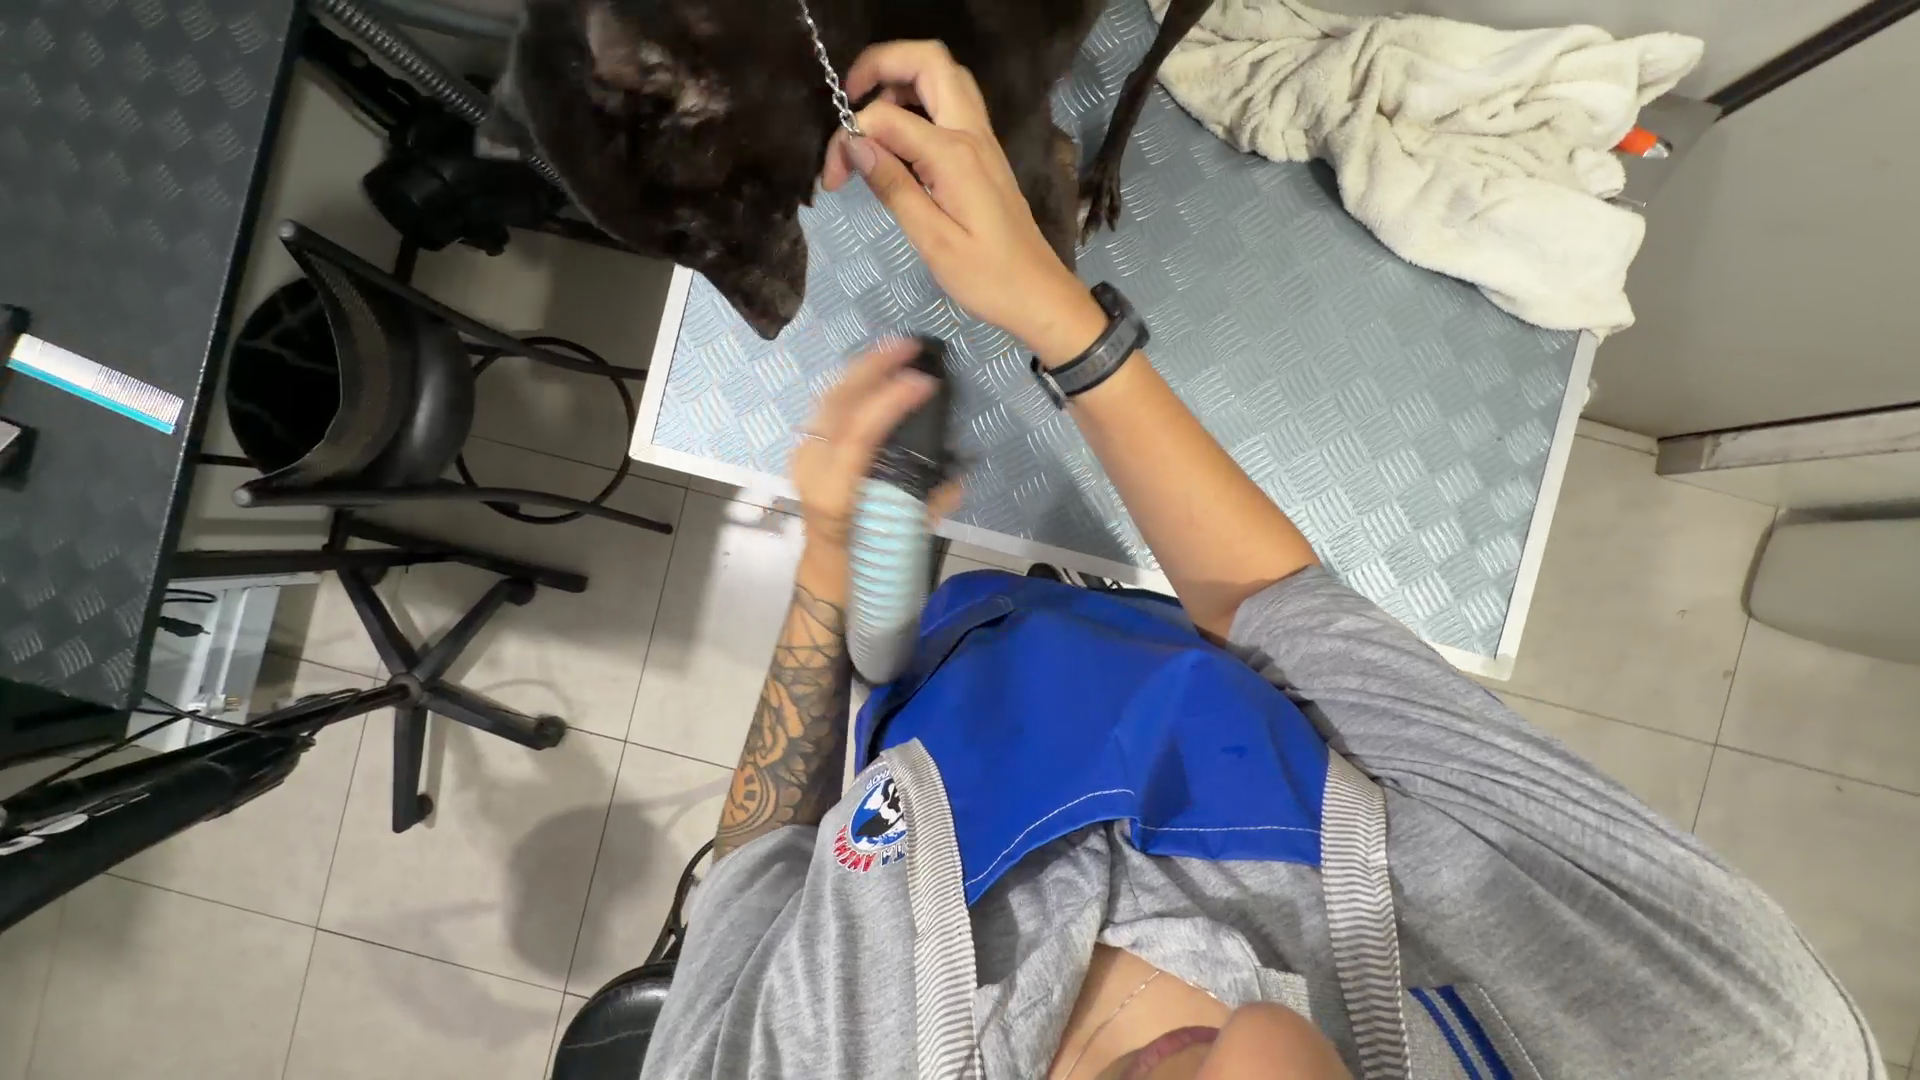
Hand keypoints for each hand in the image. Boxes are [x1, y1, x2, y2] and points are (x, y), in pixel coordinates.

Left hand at [791, 339, 959, 597]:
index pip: (858, 435)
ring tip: (893, 350)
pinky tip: (874, 373)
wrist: (828, 564)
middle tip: (908, 347)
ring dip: (862, 369)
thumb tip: (958, 477)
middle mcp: (813, 469)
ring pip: (828, 399)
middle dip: (872, 368)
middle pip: (836, 404)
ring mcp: (804, 457)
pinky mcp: (805, 449)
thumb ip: (929, 504)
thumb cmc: (868, 554)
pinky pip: (827, 406)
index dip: (890, 403)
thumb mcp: (903, 535)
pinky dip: (851, 384)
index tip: (922, 382)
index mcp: (834, 493)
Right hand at [820, 42, 1106, 367]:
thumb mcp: (933, 241)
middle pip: (928, 60)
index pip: (885, 118)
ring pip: (944, 77)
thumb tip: (854, 145)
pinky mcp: (985, 156)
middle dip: (881, 64)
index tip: (831, 178)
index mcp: (954, 155)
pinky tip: (900, 141)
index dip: (848, 137)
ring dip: (903, 81)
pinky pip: (953, 105)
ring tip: (871, 121)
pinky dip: (921, 104)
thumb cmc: (987, 278)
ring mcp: (983, 141)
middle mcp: (971, 134)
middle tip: (848, 99)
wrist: (1039, 294)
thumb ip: (893, 187)